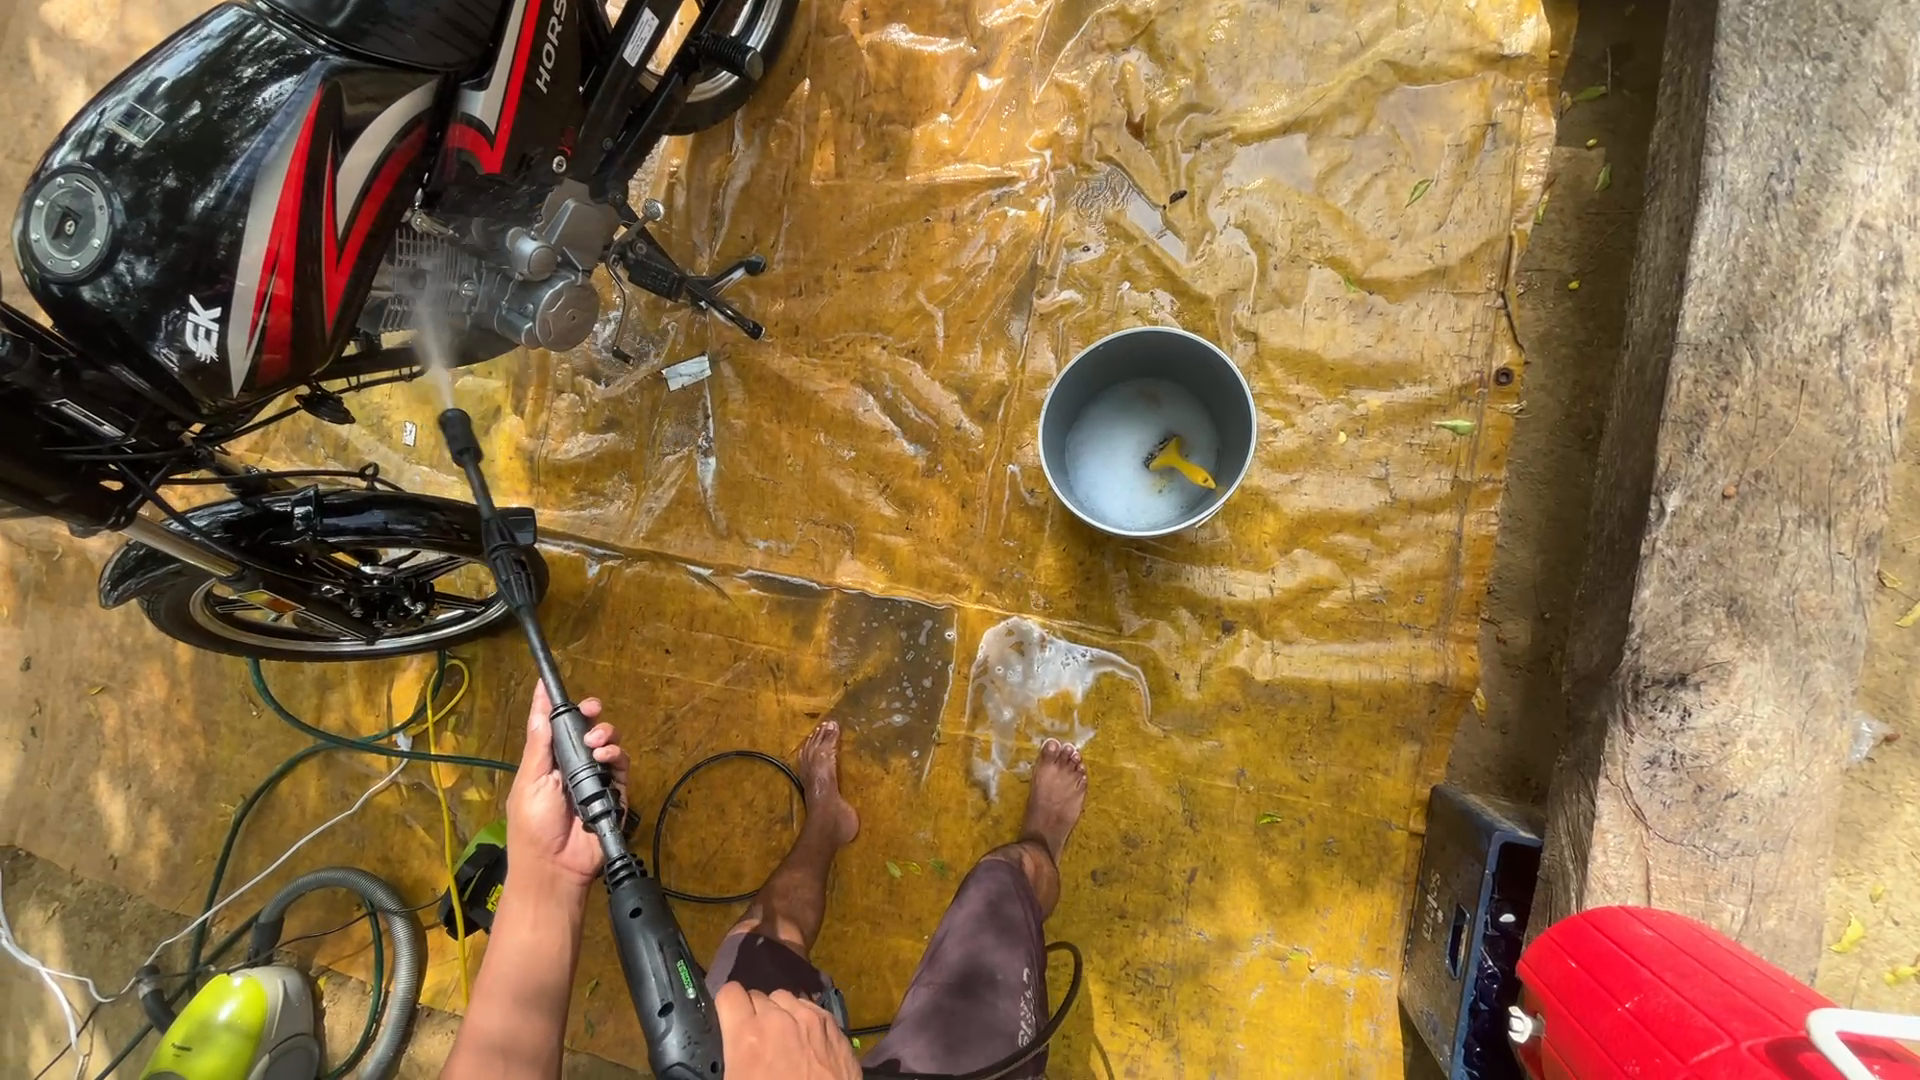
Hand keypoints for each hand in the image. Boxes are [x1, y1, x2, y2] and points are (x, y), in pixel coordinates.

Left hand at [505, 680, 628, 889]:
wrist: (556, 865)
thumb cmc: (532, 827)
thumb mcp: (528, 784)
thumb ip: (538, 747)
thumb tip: (538, 712)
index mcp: (547, 764)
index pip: (551, 728)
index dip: (552, 706)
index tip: (549, 683)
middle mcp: (573, 766)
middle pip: (586, 730)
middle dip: (590, 715)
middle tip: (591, 709)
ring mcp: (595, 778)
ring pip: (607, 743)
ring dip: (604, 735)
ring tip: (597, 742)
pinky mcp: (615, 790)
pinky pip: (621, 764)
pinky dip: (615, 756)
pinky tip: (606, 757)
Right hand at [716, 984, 860, 1079]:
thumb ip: (730, 1062)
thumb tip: (731, 1057)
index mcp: (749, 1036)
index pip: (729, 994)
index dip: (726, 1007)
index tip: (727, 1020)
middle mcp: (780, 1018)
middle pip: (758, 996)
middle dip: (753, 1015)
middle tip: (755, 1042)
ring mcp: (810, 1017)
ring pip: (785, 999)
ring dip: (779, 1014)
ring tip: (780, 1041)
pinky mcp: (832, 1023)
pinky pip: (809, 1008)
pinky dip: (803, 1020)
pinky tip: (804, 1043)